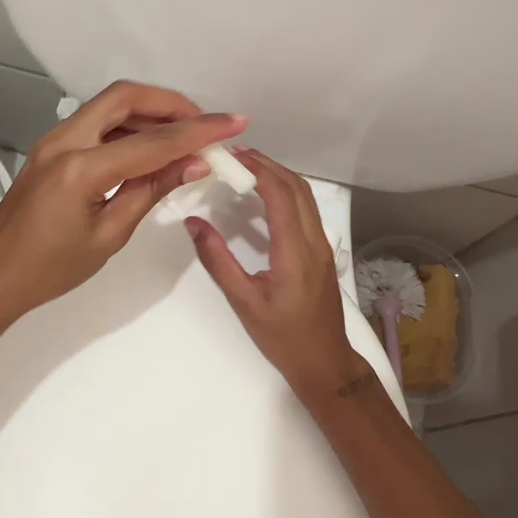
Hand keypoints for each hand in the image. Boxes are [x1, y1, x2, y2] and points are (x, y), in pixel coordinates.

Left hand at [0, 81, 246, 321]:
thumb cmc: (50, 269)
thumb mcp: (109, 235)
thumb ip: (150, 190)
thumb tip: (193, 163)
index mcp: (79, 169)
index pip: (150, 141)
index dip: (197, 131)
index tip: (233, 123)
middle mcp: (62, 142)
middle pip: (123, 97)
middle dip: (169, 103)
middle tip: (204, 123)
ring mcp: (51, 142)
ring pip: (107, 106)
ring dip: (148, 113)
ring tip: (184, 136)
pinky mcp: (49, 149)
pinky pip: (94, 123)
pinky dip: (125, 126)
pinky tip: (149, 148)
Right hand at [184, 149, 367, 395]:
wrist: (324, 362)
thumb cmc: (282, 337)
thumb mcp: (243, 301)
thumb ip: (218, 261)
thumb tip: (193, 223)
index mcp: (295, 252)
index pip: (280, 195)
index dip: (257, 169)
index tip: (230, 157)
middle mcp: (314, 242)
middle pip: (296, 187)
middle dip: (267, 164)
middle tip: (233, 155)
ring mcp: (322, 246)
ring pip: (305, 196)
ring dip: (277, 175)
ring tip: (245, 167)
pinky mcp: (321, 252)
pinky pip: (306, 209)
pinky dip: (284, 191)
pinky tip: (262, 195)